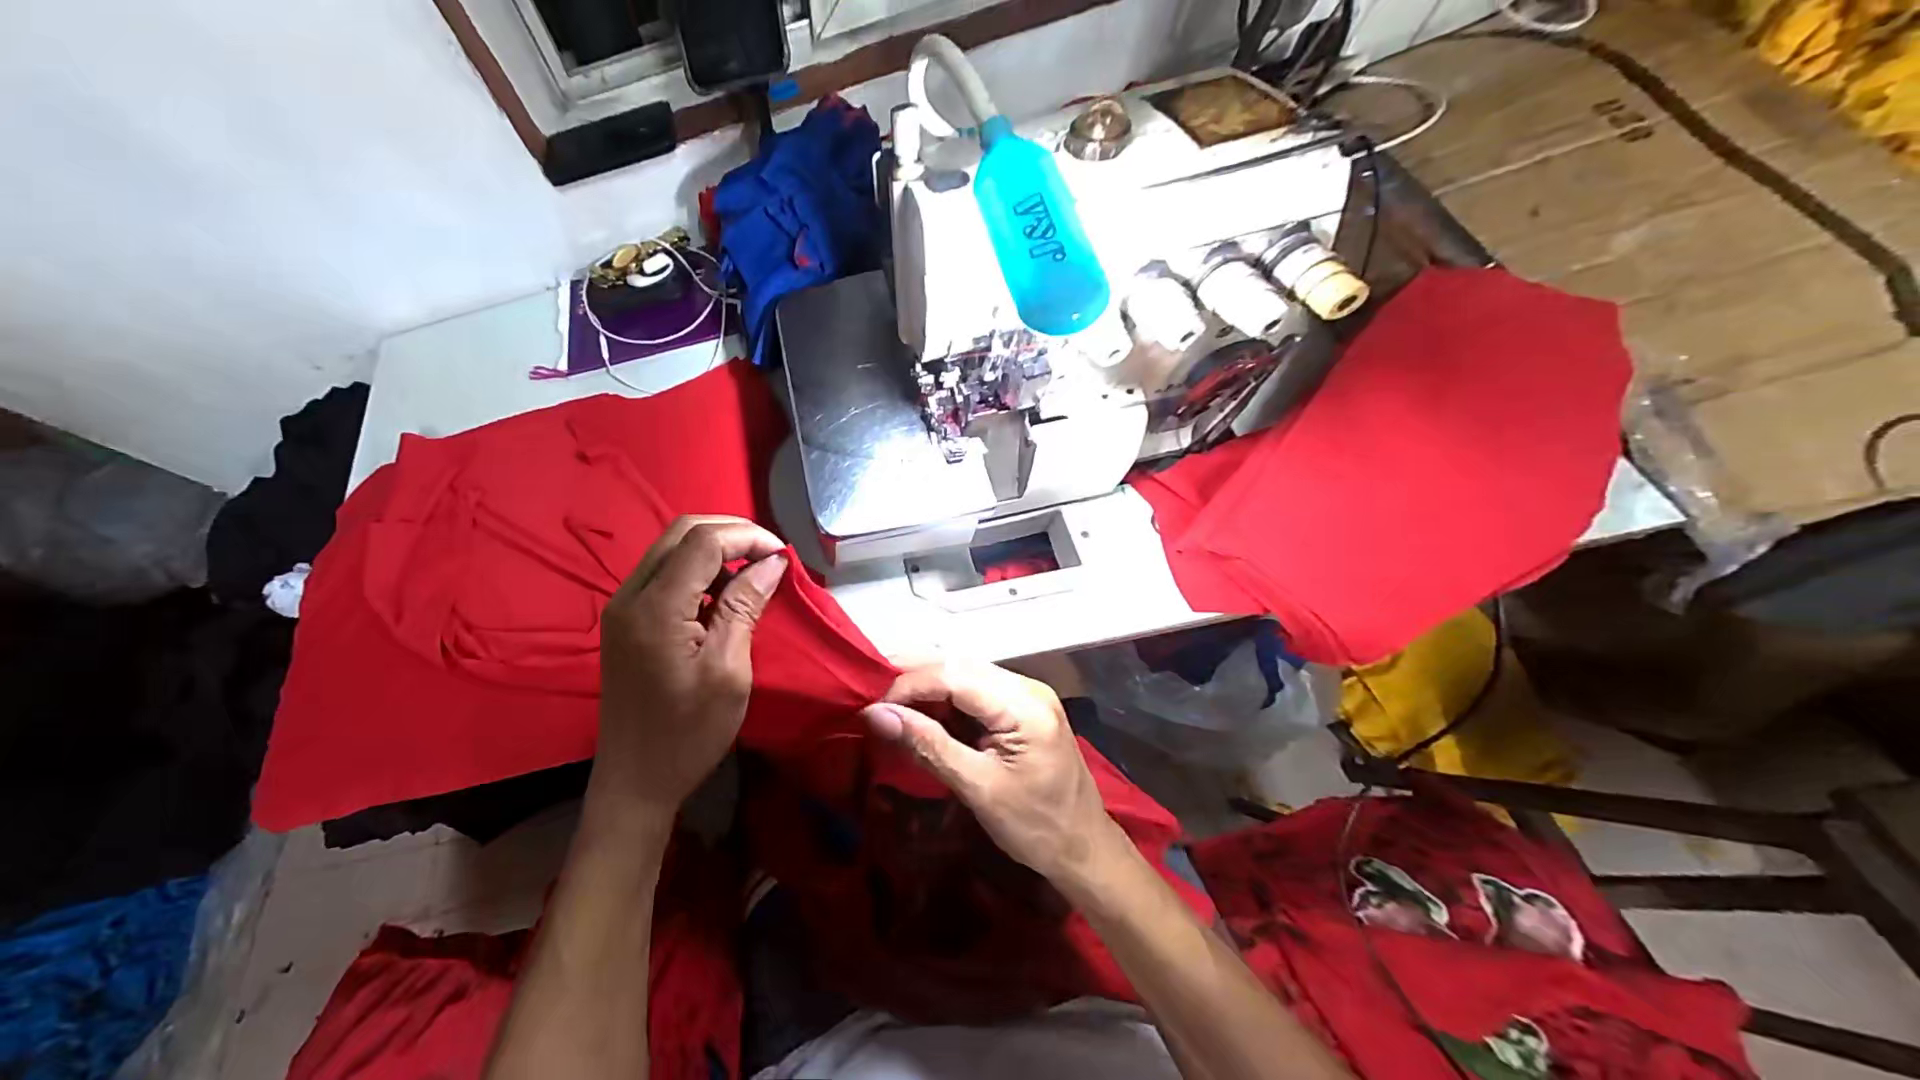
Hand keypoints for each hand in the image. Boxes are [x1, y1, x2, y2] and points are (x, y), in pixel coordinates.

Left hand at [595, 516, 788, 817]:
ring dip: (715, 550)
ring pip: (671, 549)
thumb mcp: (729, 670)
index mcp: (654, 609)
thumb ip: (745, 606)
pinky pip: (664, 574)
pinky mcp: (625, 622)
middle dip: (732, 533)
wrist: (635, 781)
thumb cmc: (688, 733)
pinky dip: (699, 571)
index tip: (783, 557)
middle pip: (682, 533)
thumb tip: (772, 563)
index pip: (702, 542)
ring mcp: (623, 608)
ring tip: (754, 575)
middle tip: (771, 557)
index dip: (748, 537)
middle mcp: (630, 597)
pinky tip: (724, 594)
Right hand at [860, 662, 1126, 884]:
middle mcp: (1028, 687)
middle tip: (875, 704)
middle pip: (960, 665)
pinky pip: (977, 690)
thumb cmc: (1035, 826)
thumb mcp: (977, 788)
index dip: (909, 685)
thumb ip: (928, 745)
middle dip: (914, 679)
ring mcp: (1028, 694)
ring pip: (966, 673)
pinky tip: (923, 714)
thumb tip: (876, 715)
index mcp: (1024, 705)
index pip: (955, 675)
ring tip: (891, 708)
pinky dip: (946, 700)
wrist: (1083, 848)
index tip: (873, 710)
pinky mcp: (1023, 707)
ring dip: (928, 688)